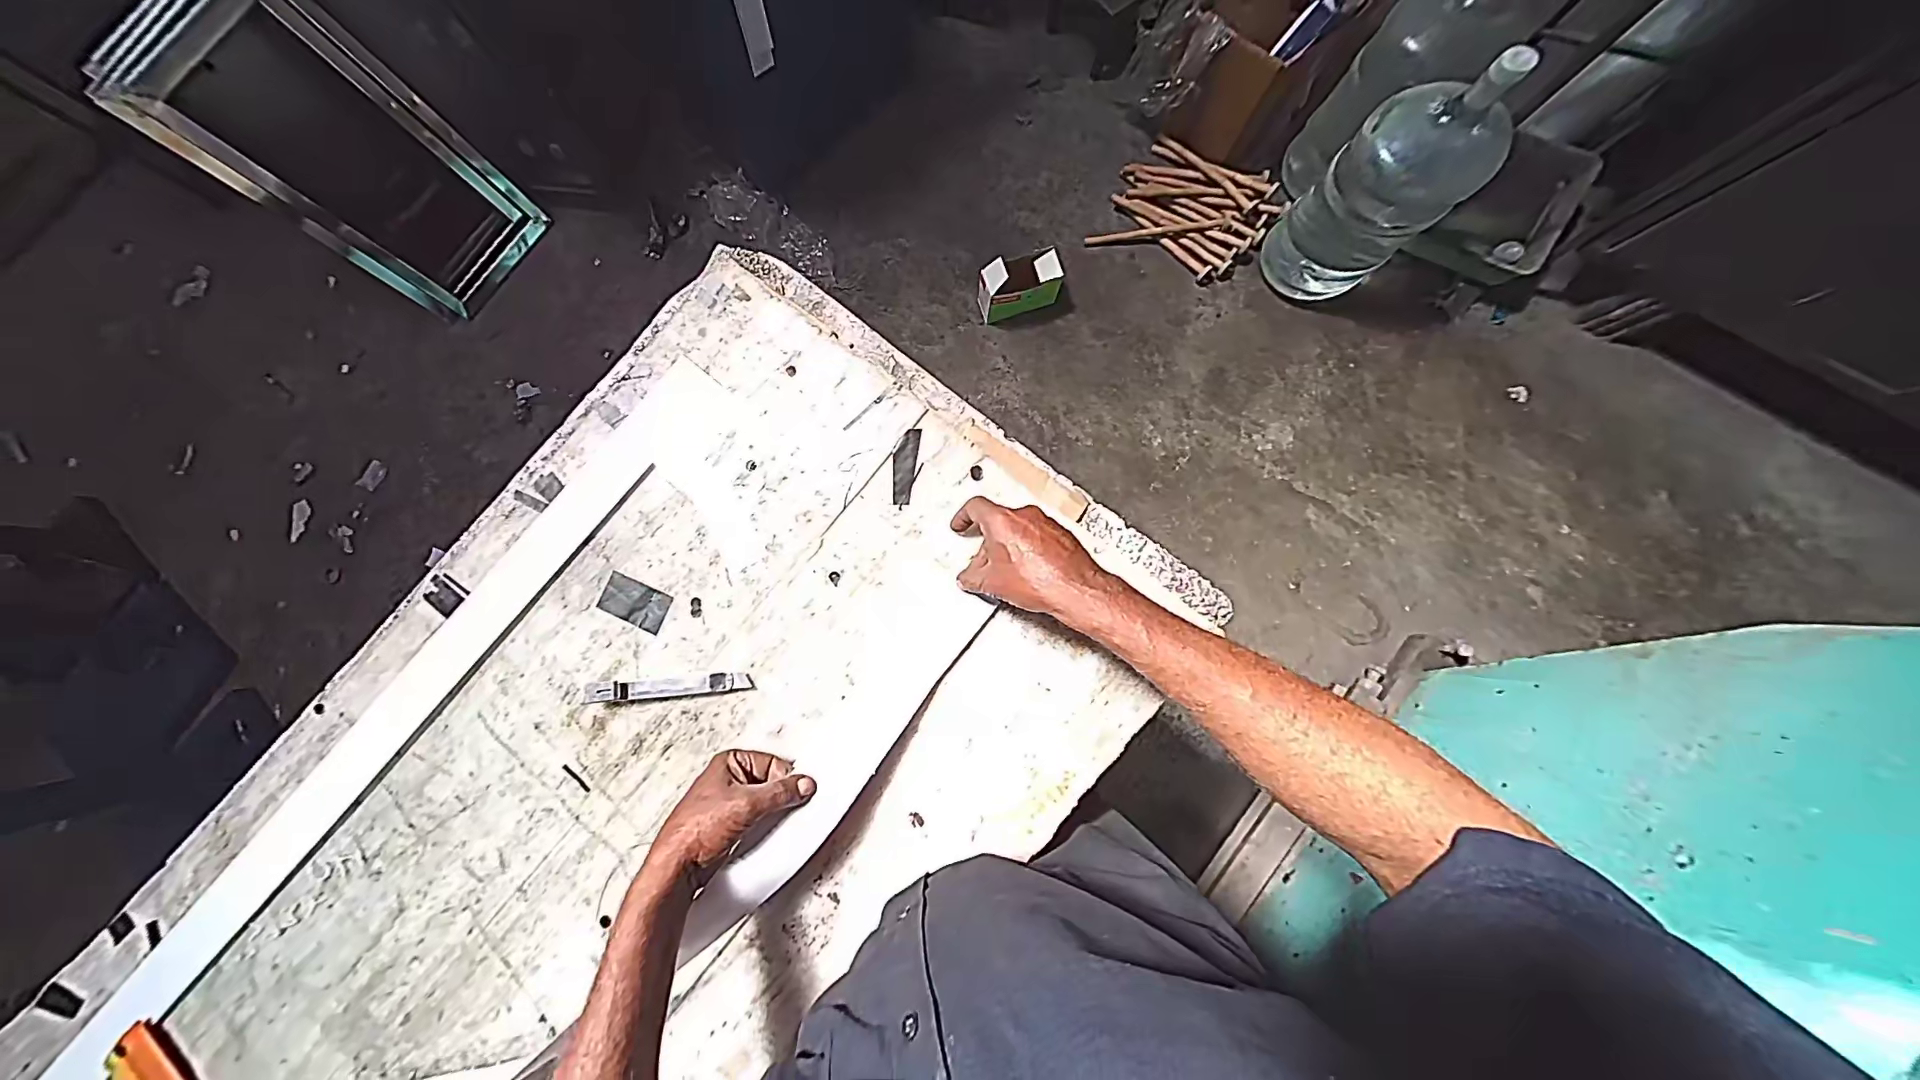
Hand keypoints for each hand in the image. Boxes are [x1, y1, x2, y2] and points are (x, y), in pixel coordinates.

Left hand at [651, 750, 814, 881]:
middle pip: (771, 784)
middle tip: (783, 810)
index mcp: (729, 763)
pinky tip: (761, 837)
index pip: (774, 763)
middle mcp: (729, 780)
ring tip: (766, 826)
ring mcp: (730, 805)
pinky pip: (759, 822)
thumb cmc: (693, 831)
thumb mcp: (747, 804)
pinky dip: (764, 829)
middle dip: (779, 798)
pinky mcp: (731, 827)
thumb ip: (780, 793)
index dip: (786, 779)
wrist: (676, 869)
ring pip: (766, 805)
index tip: (796, 792)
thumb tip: (802, 785)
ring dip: (772, 816)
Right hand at [950, 497, 1118, 624]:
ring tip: (1008, 568)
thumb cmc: (1041, 581)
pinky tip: (1029, 569)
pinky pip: (1038, 535)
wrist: (1076, 589)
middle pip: (998, 519)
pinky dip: (1028, 548)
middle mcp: (1025, 515)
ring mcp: (1045, 523)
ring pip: (1019, 527)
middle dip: (988, 539)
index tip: (961, 524)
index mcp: (1003, 520)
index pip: (975, 507)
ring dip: (1010, 544)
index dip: (963, 516)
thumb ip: (972, 576)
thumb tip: (968, 577)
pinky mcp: (1061, 534)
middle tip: (982, 557)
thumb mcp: (993, 583)